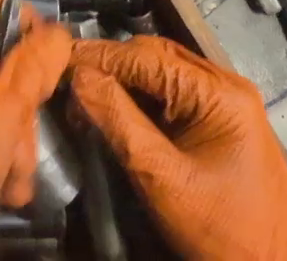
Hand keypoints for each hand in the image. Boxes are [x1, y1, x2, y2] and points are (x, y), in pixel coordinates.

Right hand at [68, 37, 286, 260]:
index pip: (145, 56)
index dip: (98, 56)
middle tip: (70, 81)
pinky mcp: (222, 123)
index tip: (59, 60)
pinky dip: (142, 97)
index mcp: (219, 93)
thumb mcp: (161, 178)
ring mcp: (227, 104)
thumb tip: (79, 76)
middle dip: (109, 65)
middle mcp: (226, 86)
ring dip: (123, 80)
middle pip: (154, 56)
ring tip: (88, 96)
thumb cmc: (222, 232)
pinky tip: (118, 112)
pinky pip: (174, 94)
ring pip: (162, 73)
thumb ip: (118, 120)